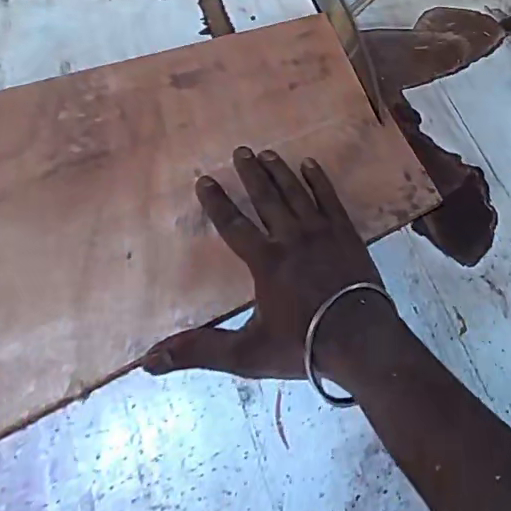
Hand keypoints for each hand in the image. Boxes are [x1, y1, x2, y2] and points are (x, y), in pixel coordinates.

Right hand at [142, 147, 390, 379]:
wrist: (361, 338)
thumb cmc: (303, 345)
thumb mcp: (246, 353)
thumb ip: (201, 350)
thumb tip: (149, 360)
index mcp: (266, 262)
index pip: (233, 225)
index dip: (217, 202)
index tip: (205, 180)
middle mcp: (291, 238)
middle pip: (266, 199)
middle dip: (251, 175)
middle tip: (240, 151)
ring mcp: (322, 232)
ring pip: (296, 194)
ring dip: (280, 172)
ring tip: (268, 154)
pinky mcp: (346, 233)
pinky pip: (329, 199)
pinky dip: (319, 180)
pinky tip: (310, 165)